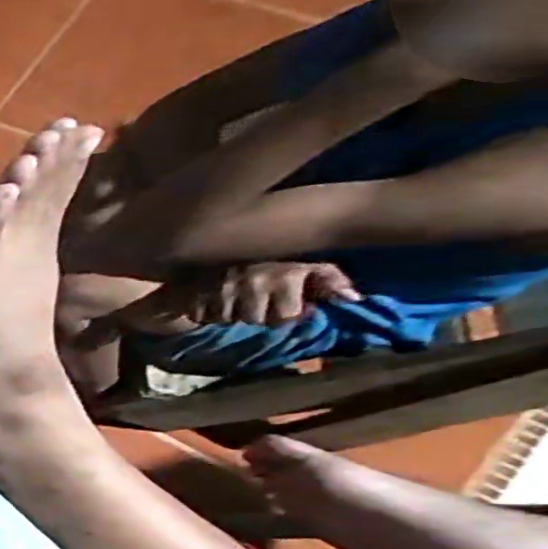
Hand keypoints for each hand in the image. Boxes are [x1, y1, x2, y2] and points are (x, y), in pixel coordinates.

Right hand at [149, 261, 358, 328]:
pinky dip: (204, 312)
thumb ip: (329, 278)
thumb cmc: (274, 247)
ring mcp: (218, 290)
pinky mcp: (192, 293)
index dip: (286, 312)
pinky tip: (210, 299)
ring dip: (228, 313)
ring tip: (231, 299)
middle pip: (255, 320)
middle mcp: (251, 285)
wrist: (224, 228)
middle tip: (255, 301)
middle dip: (256, 313)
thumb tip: (354, 299)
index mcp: (283, 276)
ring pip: (226, 320)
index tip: (284, 304)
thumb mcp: (306, 257)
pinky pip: (200, 316)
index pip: (287, 317)